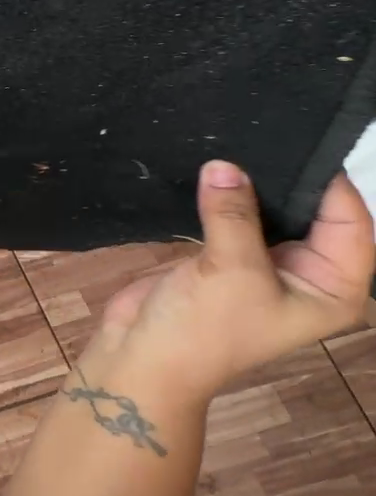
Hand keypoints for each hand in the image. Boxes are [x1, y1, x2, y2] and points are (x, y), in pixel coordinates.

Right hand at [83, 161, 373, 401]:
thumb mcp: (230, 271)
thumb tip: (223, 165)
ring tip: (227, 152)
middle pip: (310, 219)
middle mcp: (304, 275)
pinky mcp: (215, 261)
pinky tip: (202, 178)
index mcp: (334, 288)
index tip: (299, 146)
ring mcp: (257, 268)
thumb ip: (231, 217)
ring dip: (246, 191)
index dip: (330, 188)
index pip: (350, 227)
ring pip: (263, 218)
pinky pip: (226, 222)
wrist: (145, 355)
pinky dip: (216, 202)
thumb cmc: (207, 326)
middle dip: (285, 184)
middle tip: (258, 141)